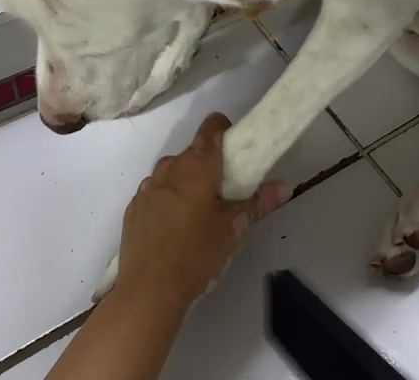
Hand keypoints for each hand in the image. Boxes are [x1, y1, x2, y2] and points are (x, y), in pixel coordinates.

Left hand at [112, 113, 291, 308]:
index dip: (227, 132)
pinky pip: (155, 196)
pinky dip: (166, 206)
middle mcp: (169, 167)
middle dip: (209, 169)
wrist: (148, 292)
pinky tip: (173, 235)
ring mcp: (147, 188)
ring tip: (198, 221)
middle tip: (224, 198)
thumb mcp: (235, 229)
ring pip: (173, 176)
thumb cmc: (197, 254)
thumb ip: (259, 202)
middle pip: (194, 154)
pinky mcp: (133, 210)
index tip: (237, 155)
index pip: (213, 126)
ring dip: (186, 187)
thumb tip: (285, 186)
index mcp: (196, 164)